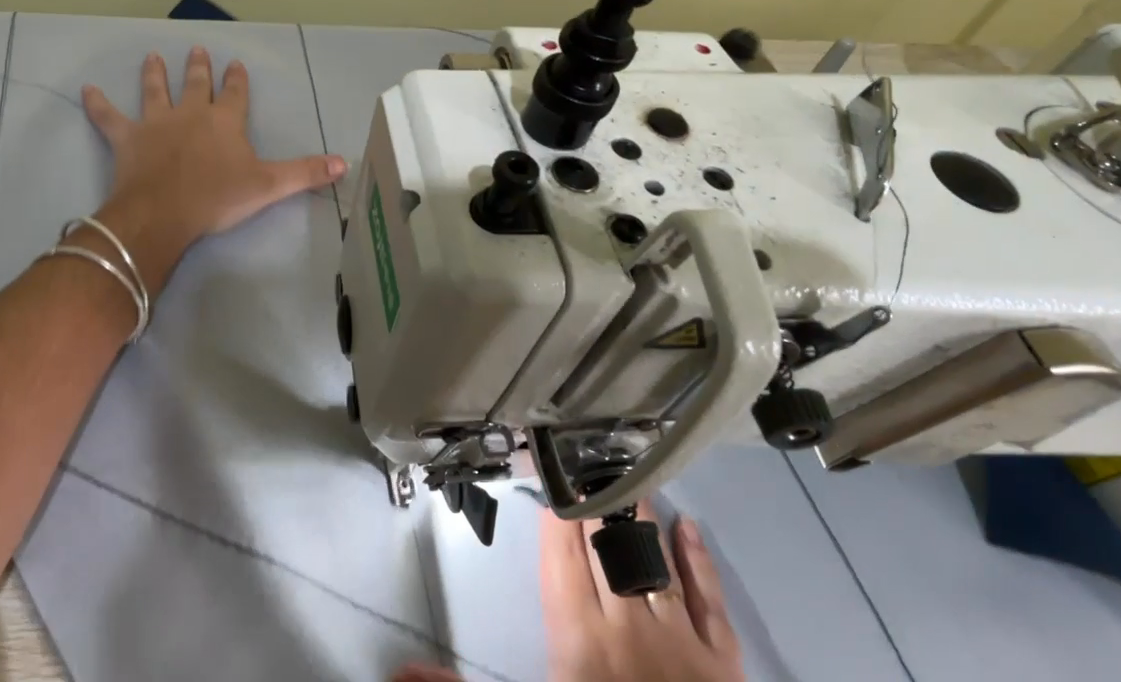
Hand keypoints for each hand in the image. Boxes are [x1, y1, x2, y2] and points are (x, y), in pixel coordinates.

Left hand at [80, 47, 346, 298]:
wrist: (164, 212)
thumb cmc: (217, 198)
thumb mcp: (270, 186)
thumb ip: (306, 172)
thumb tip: (345, 162)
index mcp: (225, 122)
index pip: (235, 94)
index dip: (236, 80)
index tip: (235, 64)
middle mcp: (191, 113)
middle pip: (196, 85)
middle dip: (199, 68)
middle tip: (198, 49)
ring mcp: (156, 123)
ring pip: (155, 91)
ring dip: (155, 74)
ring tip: (152, 56)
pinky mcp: (127, 138)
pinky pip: (109, 117)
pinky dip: (97, 104)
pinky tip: (86, 90)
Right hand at [391, 502, 741, 681]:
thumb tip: (399, 669)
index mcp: (578, 637)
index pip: (563, 557)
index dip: (556, 514)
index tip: (549, 477)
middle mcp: (628, 624)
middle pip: (607, 547)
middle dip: (593, 503)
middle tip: (584, 459)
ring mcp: (678, 638)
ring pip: (653, 560)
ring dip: (639, 518)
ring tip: (627, 474)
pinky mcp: (720, 659)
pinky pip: (708, 599)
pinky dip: (697, 560)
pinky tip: (687, 526)